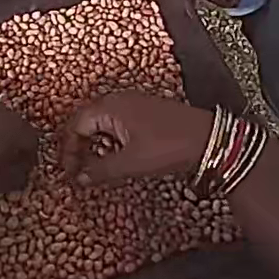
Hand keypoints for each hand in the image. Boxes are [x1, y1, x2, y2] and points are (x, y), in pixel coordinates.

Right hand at [59, 91, 212, 185]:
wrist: (210, 139)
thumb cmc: (169, 147)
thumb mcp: (131, 163)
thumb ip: (101, 170)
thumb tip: (79, 178)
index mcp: (109, 107)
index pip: (75, 126)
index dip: (69, 151)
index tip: (70, 172)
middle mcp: (117, 100)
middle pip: (85, 122)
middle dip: (79, 147)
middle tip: (78, 170)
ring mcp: (132, 104)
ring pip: (101, 123)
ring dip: (94, 144)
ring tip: (95, 167)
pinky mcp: (144, 112)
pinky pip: (116, 123)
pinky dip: (109, 140)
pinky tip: (116, 157)